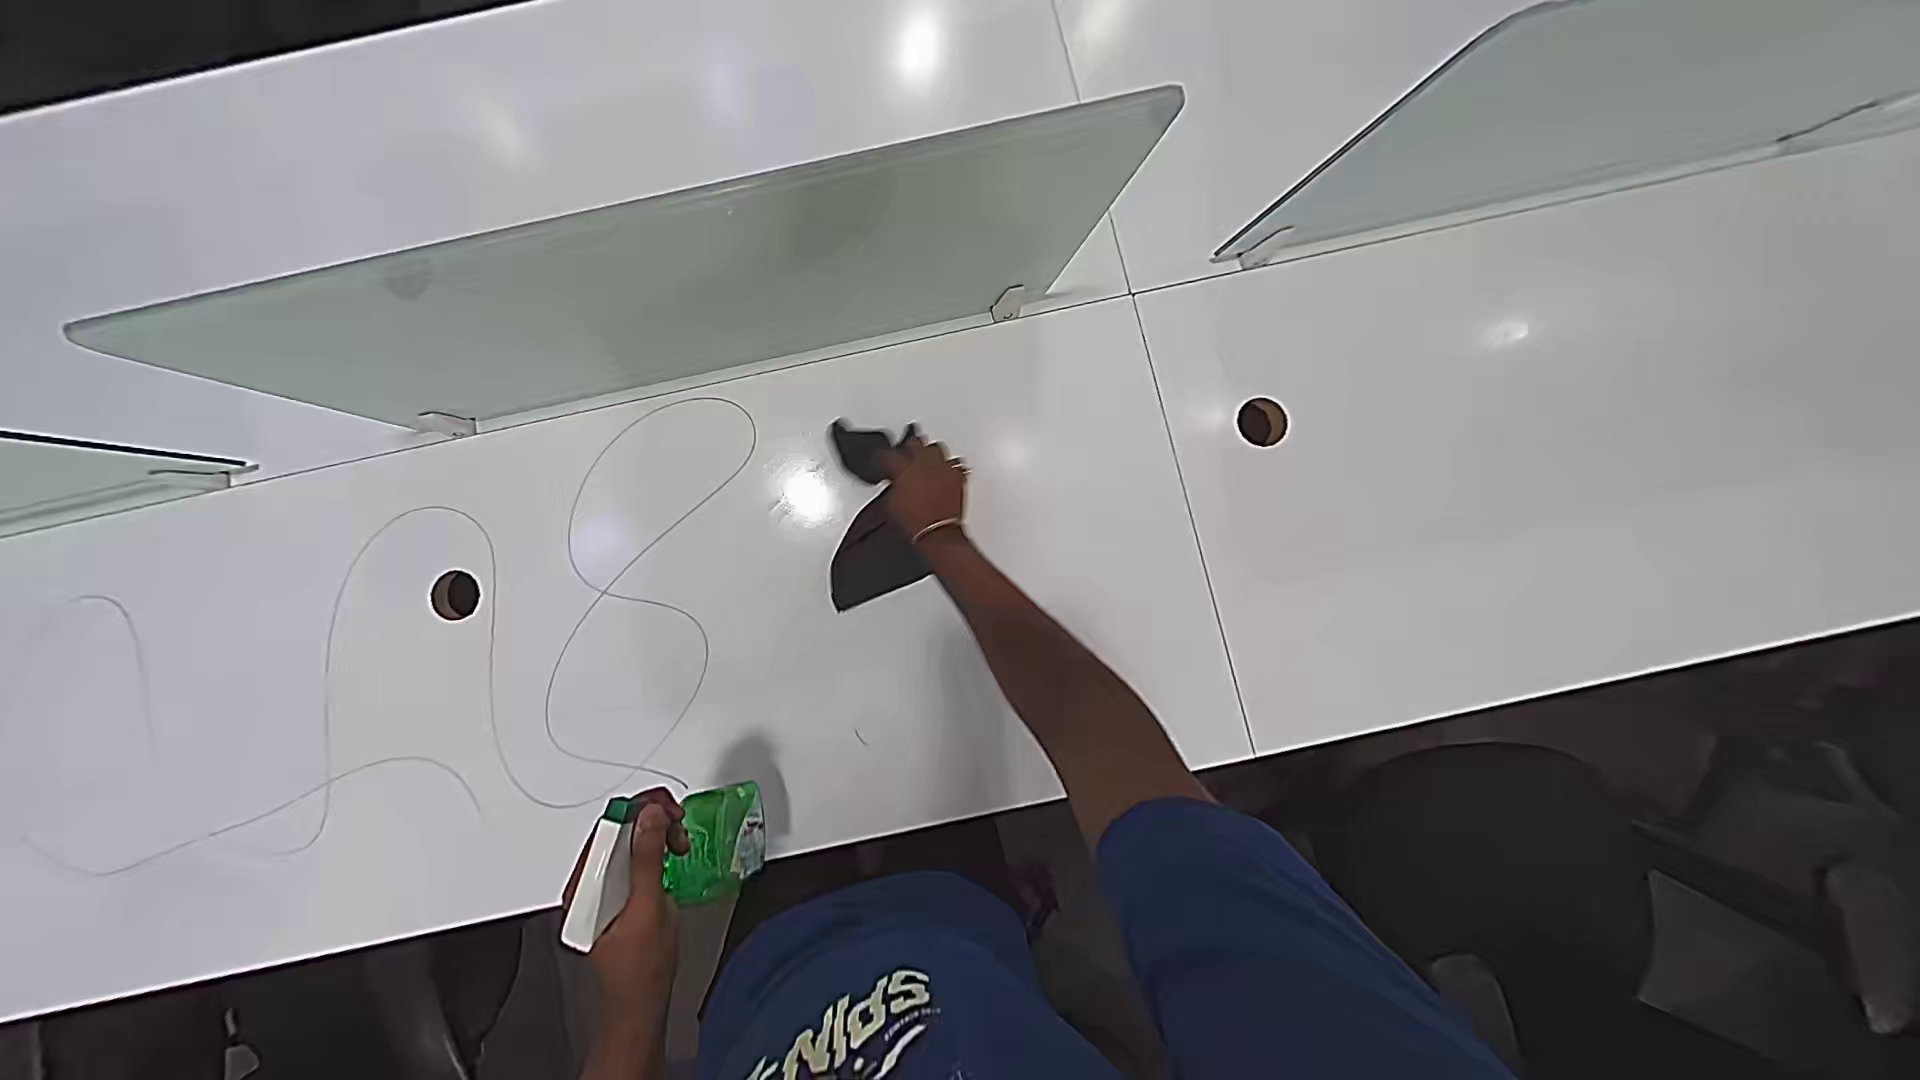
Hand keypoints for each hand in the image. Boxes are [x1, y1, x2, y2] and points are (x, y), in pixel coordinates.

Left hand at [562, 788, 690, 1017]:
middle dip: (652, 820)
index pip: (606, 830)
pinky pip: (636, 852)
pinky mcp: (620, 887)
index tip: (668, 807)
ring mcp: (604, 885)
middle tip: (678, 825)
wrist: (643, 997)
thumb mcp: (648, 906)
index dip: (638, 811)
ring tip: (678, 843)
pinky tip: (671, 851)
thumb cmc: (642, 964)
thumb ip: (646, 858)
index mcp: (584, 889)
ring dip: (658, 831)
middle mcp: (589, 883)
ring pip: (629, 838)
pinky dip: (658, 844)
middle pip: (617, 830)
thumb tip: (649, 816)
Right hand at [879, 434, 967, 541]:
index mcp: (903, 469)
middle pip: (915, 442)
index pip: (889, 454)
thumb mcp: (892, 503)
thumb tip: (896, 482)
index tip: (885, 459)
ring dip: (930, 453)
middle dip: (910, 448)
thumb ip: (893, 486)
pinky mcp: (957, 475)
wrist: (936, 532)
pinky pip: (954, 463)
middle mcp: (923, 463)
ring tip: (928, 461)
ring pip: (936, 448)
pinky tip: (945, 472)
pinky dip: (949, 466)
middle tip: (908, 456)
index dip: (885, 456)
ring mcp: (942, 467)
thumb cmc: (915, 521)